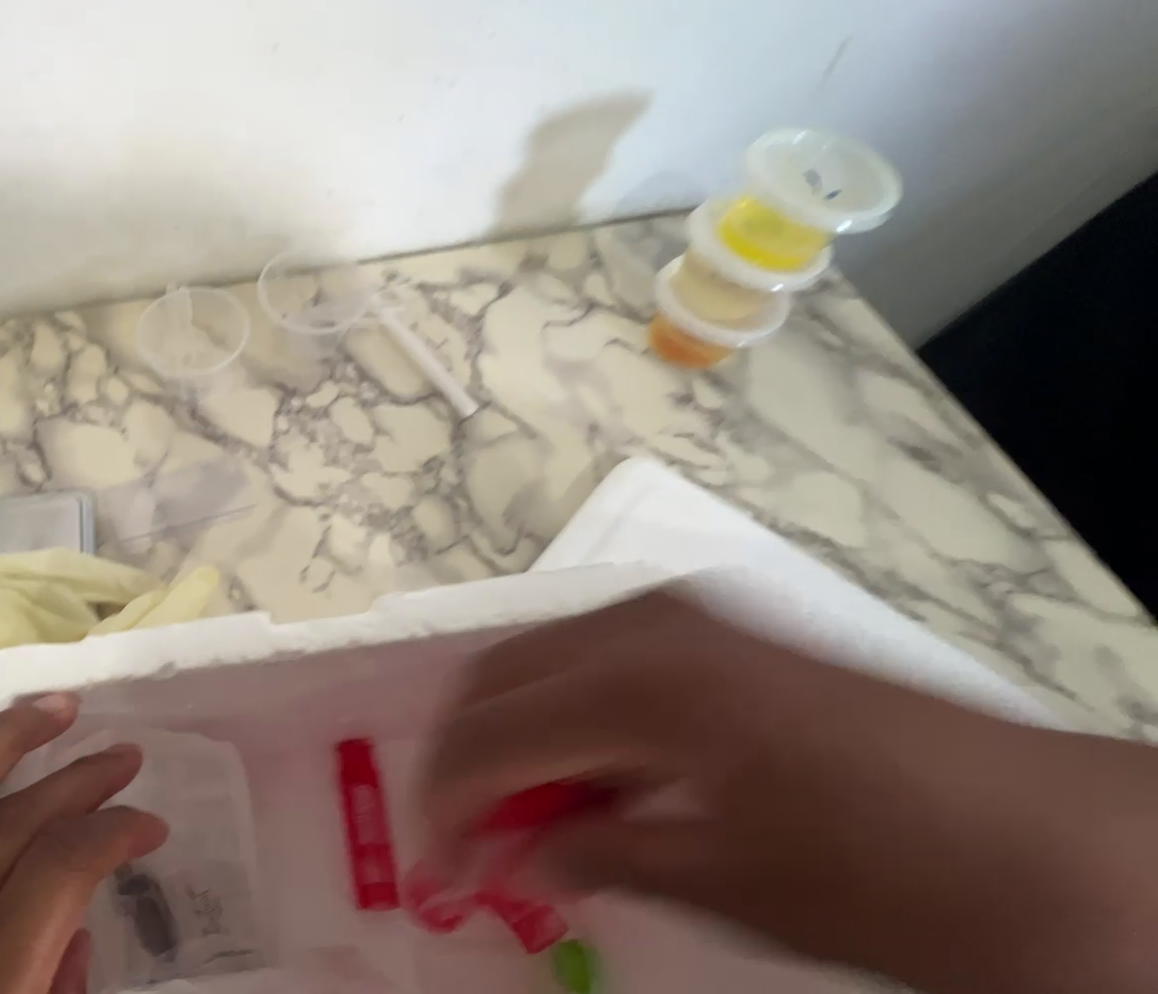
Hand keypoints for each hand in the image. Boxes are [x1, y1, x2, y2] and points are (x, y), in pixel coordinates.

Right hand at [421, 588, 1157, 993]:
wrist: (1065, 831)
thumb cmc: (901, 874)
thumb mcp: (738, 889)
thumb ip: (601, 855)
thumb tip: (518, 856)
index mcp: (639, 685)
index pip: (492, 735)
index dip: (448, 801)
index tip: (437, 863)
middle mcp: (637, 624)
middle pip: (492, 675)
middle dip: (461, 756)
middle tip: (462, 833)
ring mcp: (670, 612)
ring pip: (532, 656)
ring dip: (505, 729)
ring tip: (517, 809)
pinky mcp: (700, 624)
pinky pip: (584, 655)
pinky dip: (557, 711)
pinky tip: (581, 771)